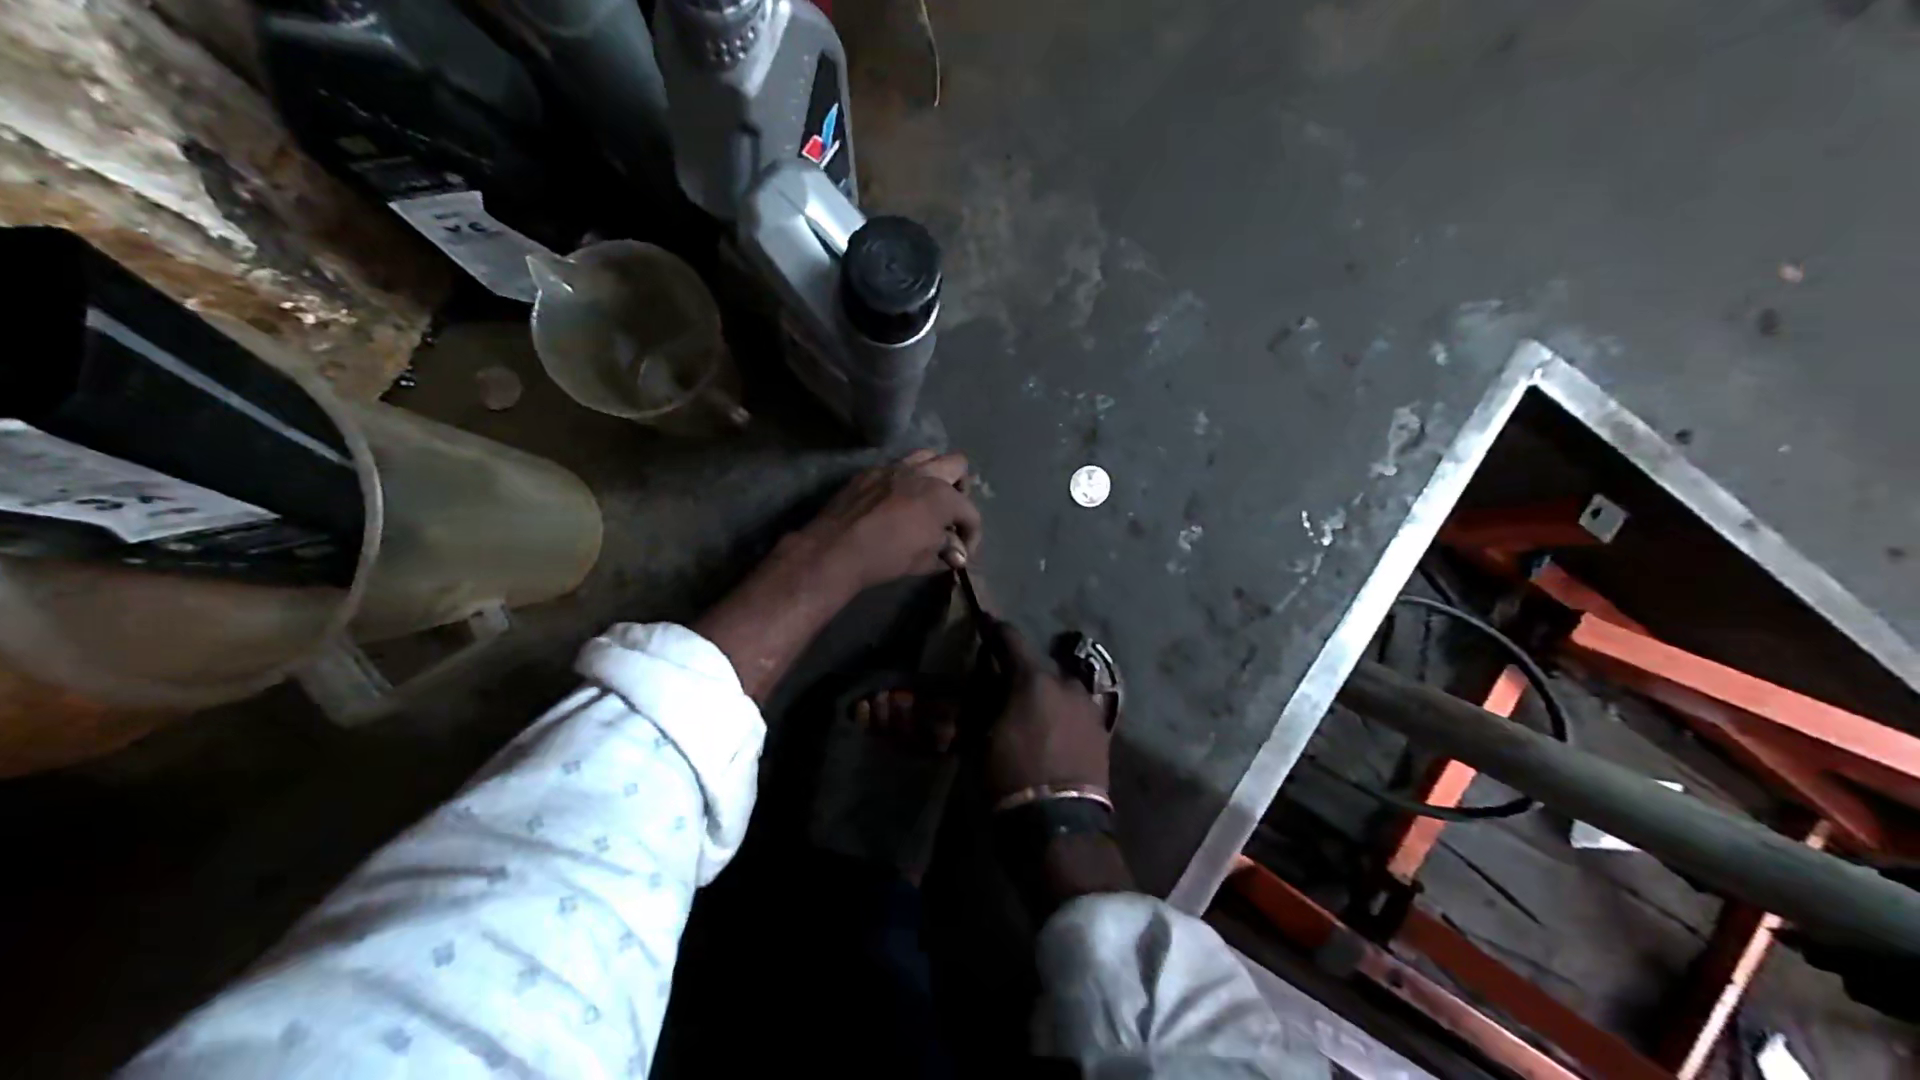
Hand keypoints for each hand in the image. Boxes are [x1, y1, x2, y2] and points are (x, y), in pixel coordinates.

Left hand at [794, 450, 981, 592]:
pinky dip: (904, 479)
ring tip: (926, 498)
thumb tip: (957, 552)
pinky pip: (896, 466)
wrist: (836, 549)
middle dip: (960, 487)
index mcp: (942, 496)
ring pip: (927, 455)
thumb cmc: (886, 557)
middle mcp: (922, 473)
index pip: (971, 512)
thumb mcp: (924, 561)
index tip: (962, 551)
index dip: (972, 534)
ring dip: (934, 473)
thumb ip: (946, 550)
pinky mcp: (870, 471)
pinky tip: (895, 500)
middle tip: (949, 512)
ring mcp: (894, 467)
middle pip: (957, 465)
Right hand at [983, 620, 1111, 800]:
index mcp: (1033, 679)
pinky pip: (1075, 709)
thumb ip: (983, 702)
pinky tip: (1051, 726)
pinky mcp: (1102, 730)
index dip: (993, 629)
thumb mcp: (979, 738)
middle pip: (1038, 664)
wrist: (1059, 824)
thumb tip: (984, 684)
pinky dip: (1061, 710)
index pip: (1010, 639)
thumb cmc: (1010, 778)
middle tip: (1003, 682)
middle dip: (1019, 669)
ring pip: (1060, 687)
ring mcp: (1089, 706)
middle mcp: (1066, 683)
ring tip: (1030, 708)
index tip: (984, 621)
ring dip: (1044, 692)